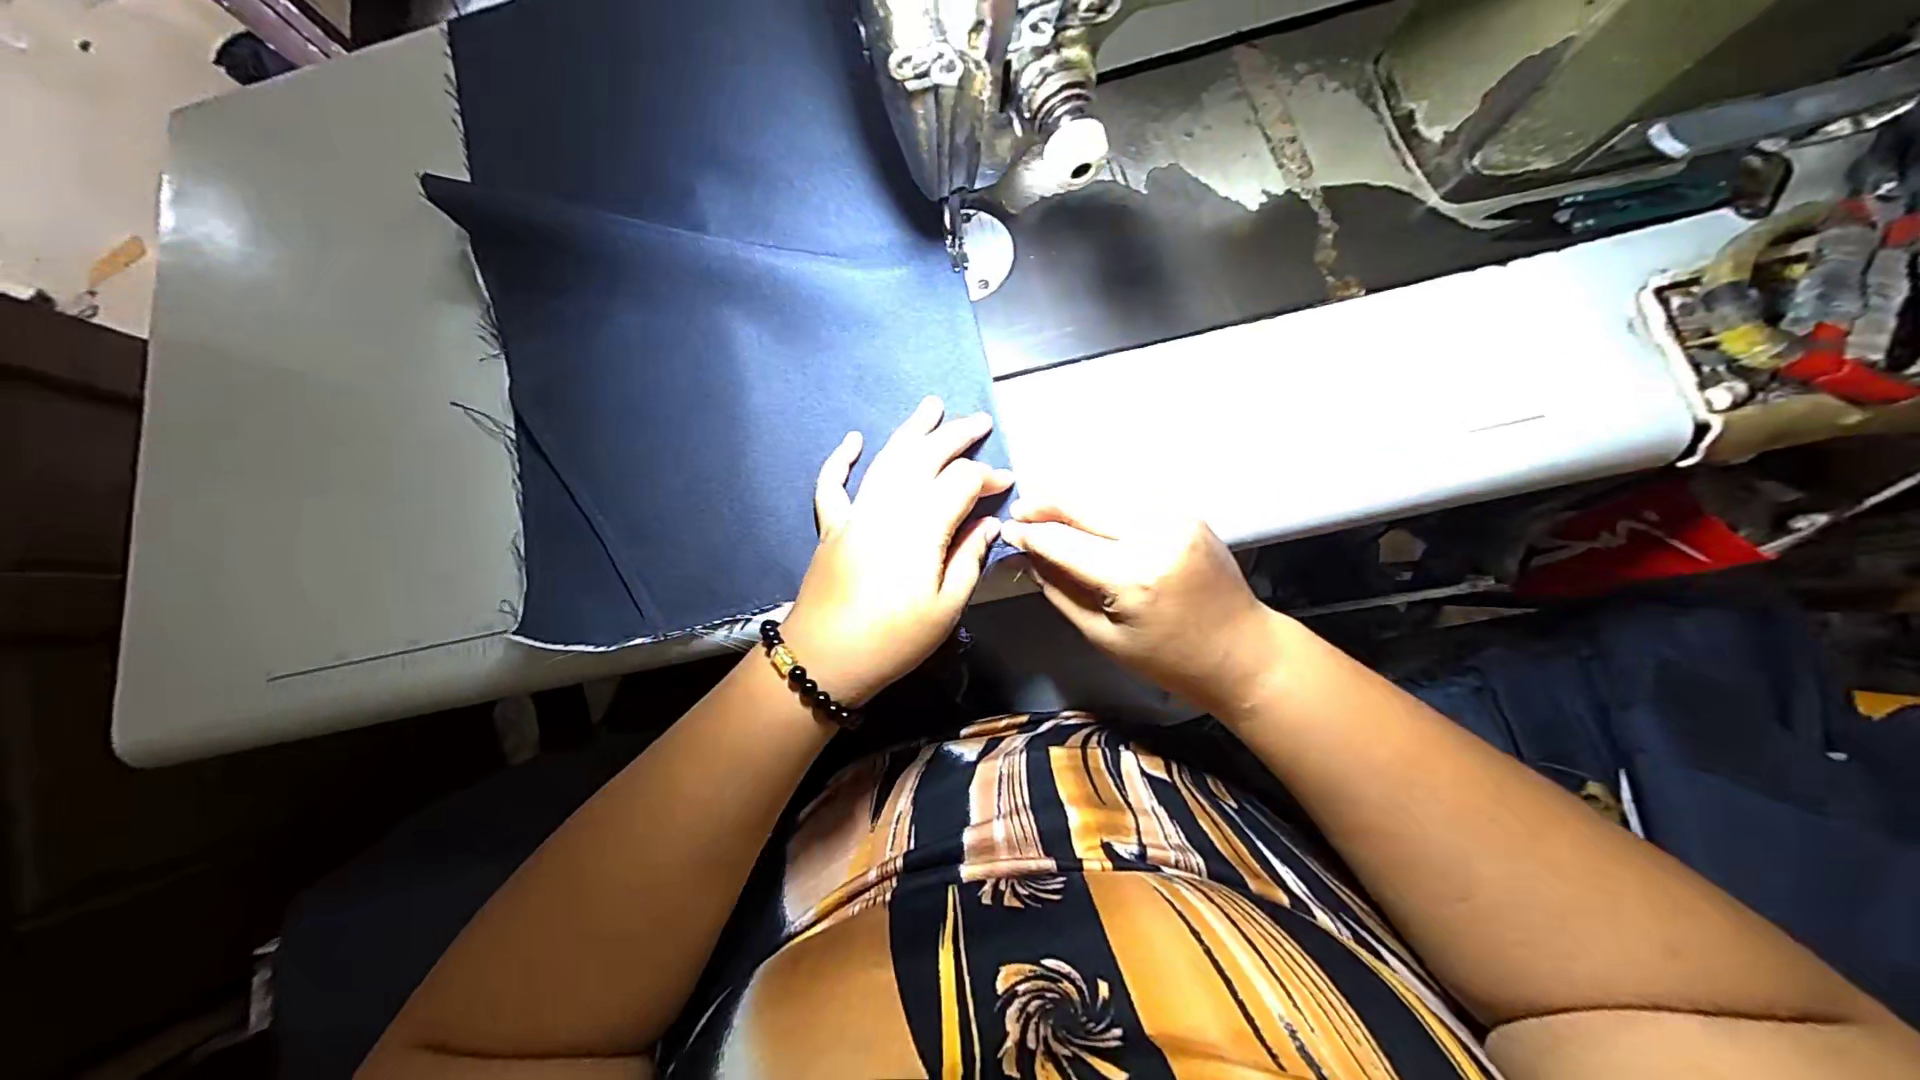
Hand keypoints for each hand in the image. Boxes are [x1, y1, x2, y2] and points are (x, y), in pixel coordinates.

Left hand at [780, 397, 1013, 705]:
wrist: (824, 658)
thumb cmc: (893, 640)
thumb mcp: (946, 608)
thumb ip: (969, 558)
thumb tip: (989, 522)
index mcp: (922, 528)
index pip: (961, 483)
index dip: (987, 477)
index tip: (1008, 482)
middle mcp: (888, 508)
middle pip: (924, 457)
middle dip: (955, 436)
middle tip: (979, 421)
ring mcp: (856, 513)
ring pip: (886, 459)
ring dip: (910, 431)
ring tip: (931, 407)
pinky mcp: (832, 526)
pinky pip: (833, 484)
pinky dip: (840, 459)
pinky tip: (853, 440)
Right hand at [999, 496, 1287, 717]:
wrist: (1241, 651)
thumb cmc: (1169, 658)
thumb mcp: (1103, 636)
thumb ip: (1061, 591)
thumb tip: (1029, 557)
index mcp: (1132, 576)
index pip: (1063, 541)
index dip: (1029, 534)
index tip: (1007, 530)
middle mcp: (1155, 536)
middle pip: (1084, 502)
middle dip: (1046, 502)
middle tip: (1021, 508)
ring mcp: (1176, 518)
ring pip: (1108, 488)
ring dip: (1074, 491)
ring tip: (1047, 501)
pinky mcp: (1188, 513)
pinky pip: (1135, 491)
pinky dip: (1105, 492)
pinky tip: (1088, 501)